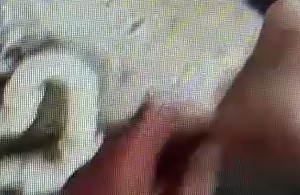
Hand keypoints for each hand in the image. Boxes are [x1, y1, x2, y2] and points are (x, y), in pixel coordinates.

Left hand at [64, 102, 222, 194]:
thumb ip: (194, 181)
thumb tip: (209, 152)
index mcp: (123, 154)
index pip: (158, 113)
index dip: (190, 117)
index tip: (217, 130)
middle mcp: (98, 157)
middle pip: (139, 129)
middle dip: (174, 137)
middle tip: (207, 152)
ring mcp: (82, 180)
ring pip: (125, 151)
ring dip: (158, 157)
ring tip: (189, 175)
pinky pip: (113, 172)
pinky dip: (139, 174)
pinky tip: (159, 191)